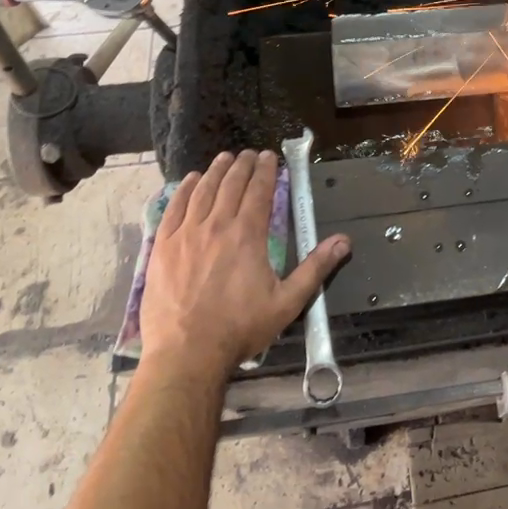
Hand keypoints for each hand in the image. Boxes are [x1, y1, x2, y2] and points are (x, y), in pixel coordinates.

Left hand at [139, 150, 350, 377]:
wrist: (187, 354)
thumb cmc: (240, 329)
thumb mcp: (287, 302)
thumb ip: (316, 268)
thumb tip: (344, 241)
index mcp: (248, 235)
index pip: (259, 190)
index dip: (266, 170)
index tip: (270, 156)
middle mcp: (217, 225)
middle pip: (231, 184)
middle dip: (243, 165)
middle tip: (250, 154)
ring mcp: (186, 234)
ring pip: (203, 190)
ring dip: (216, 170)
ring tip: (224, 158)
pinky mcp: (163, 247)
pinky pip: (174, 208)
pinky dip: (184, 189)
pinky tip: (191, 180)